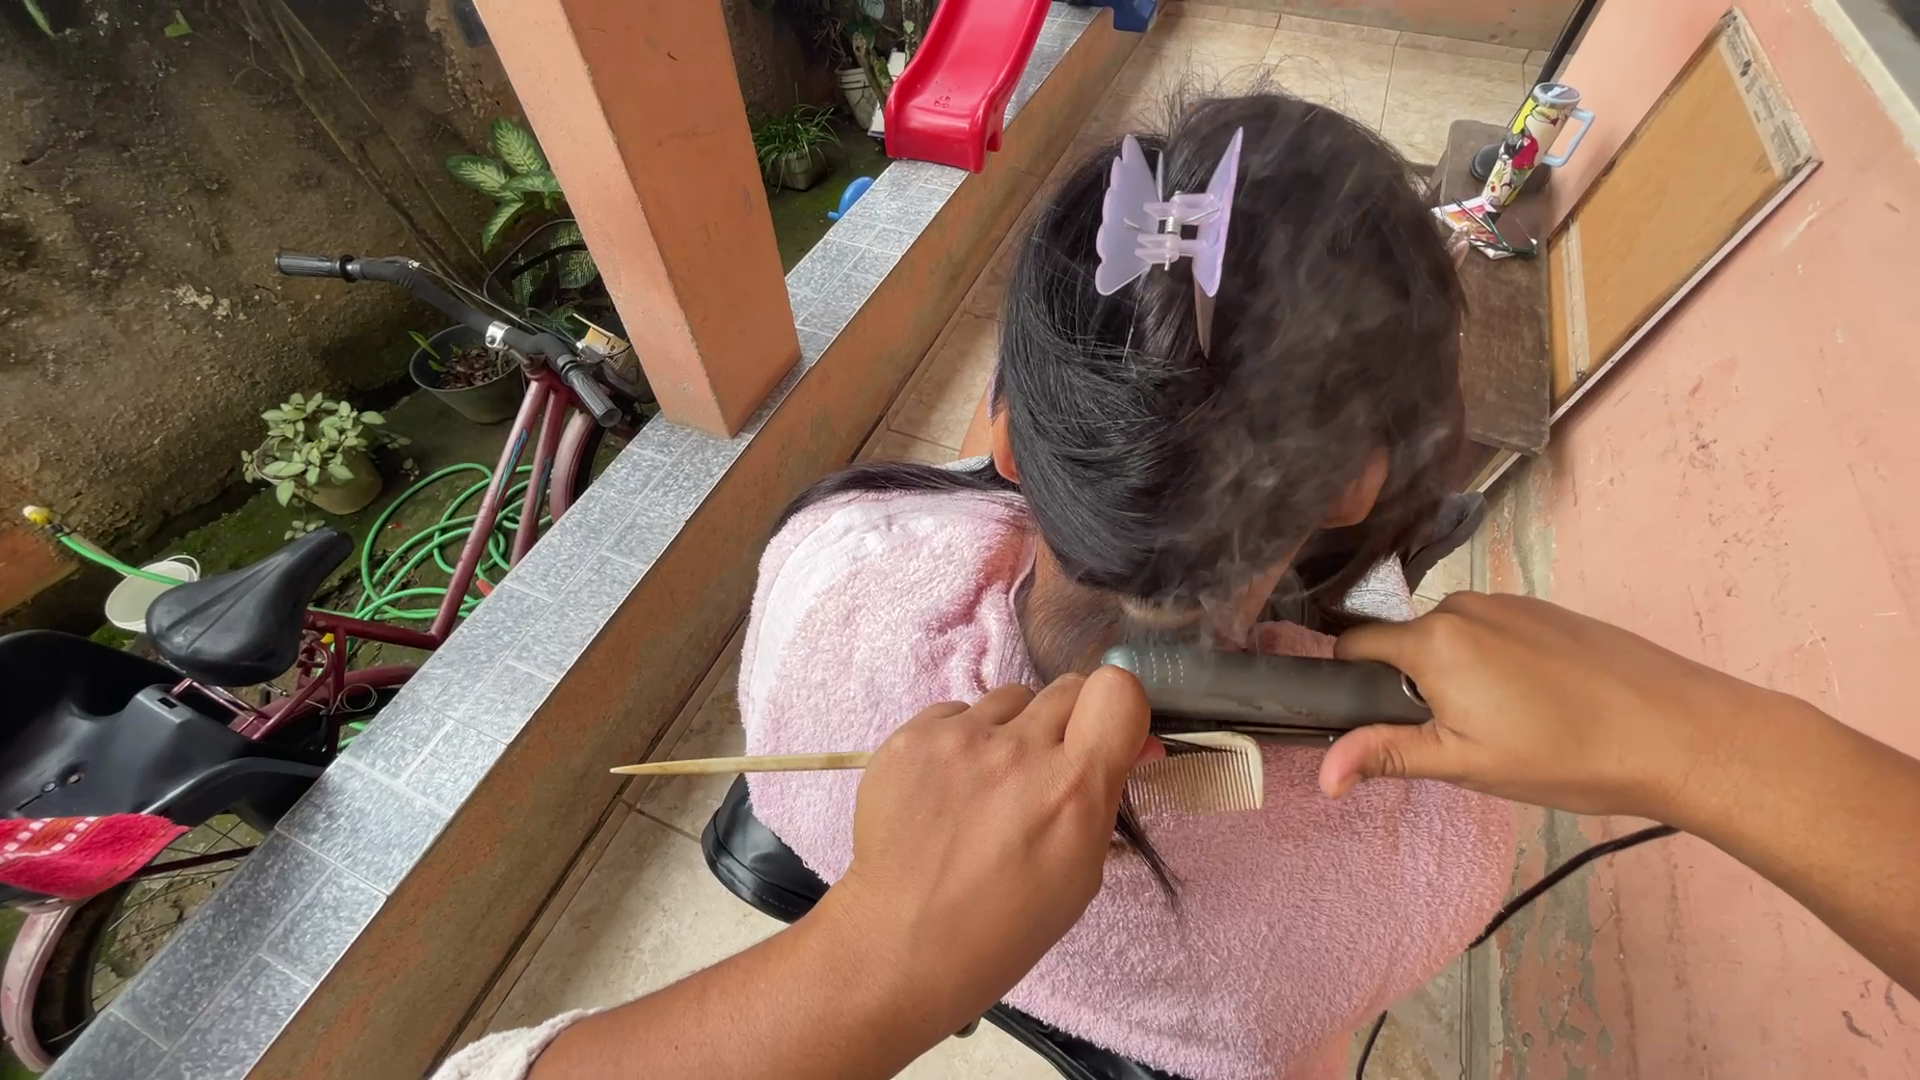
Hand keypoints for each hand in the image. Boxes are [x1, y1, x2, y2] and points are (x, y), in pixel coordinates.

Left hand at [818, 669, 1153, 1033]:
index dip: (1117, 706)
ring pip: (1008, 700)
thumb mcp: (1080, 870)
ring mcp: (959, 738)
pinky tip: (943, 788)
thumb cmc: (1004, 923)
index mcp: (1072, 790)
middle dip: (1065, 723)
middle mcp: (1018, 751)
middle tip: (1043, 767)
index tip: (1101, 732)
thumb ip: (1104, 795)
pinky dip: (958, 741)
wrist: (902, 941)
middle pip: (1066, 688)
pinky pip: (954, 713)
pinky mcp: (911, 735)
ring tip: (983, 786)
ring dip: (1008, 732)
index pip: (1118, 690)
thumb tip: (1133, 743)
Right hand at [1320, 592, 1778, 820]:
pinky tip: (1535, 694)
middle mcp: (1458, 606)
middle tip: (1457, 729)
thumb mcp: (1464, 763)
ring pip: (1445, 635)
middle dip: (1410, 679)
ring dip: (1450, 667)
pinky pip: (1486, 626)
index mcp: (1430, 640)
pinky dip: (1490, 655)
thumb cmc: (1565, 755)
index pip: (1352, 644)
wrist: (1689, 734)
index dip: (1354, 681)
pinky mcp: (1541, 606)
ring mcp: (1504, 601)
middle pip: (1401, 640)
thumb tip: (1323, 776)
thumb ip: (1385, 755)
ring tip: (1502, 714)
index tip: (1384, 717)